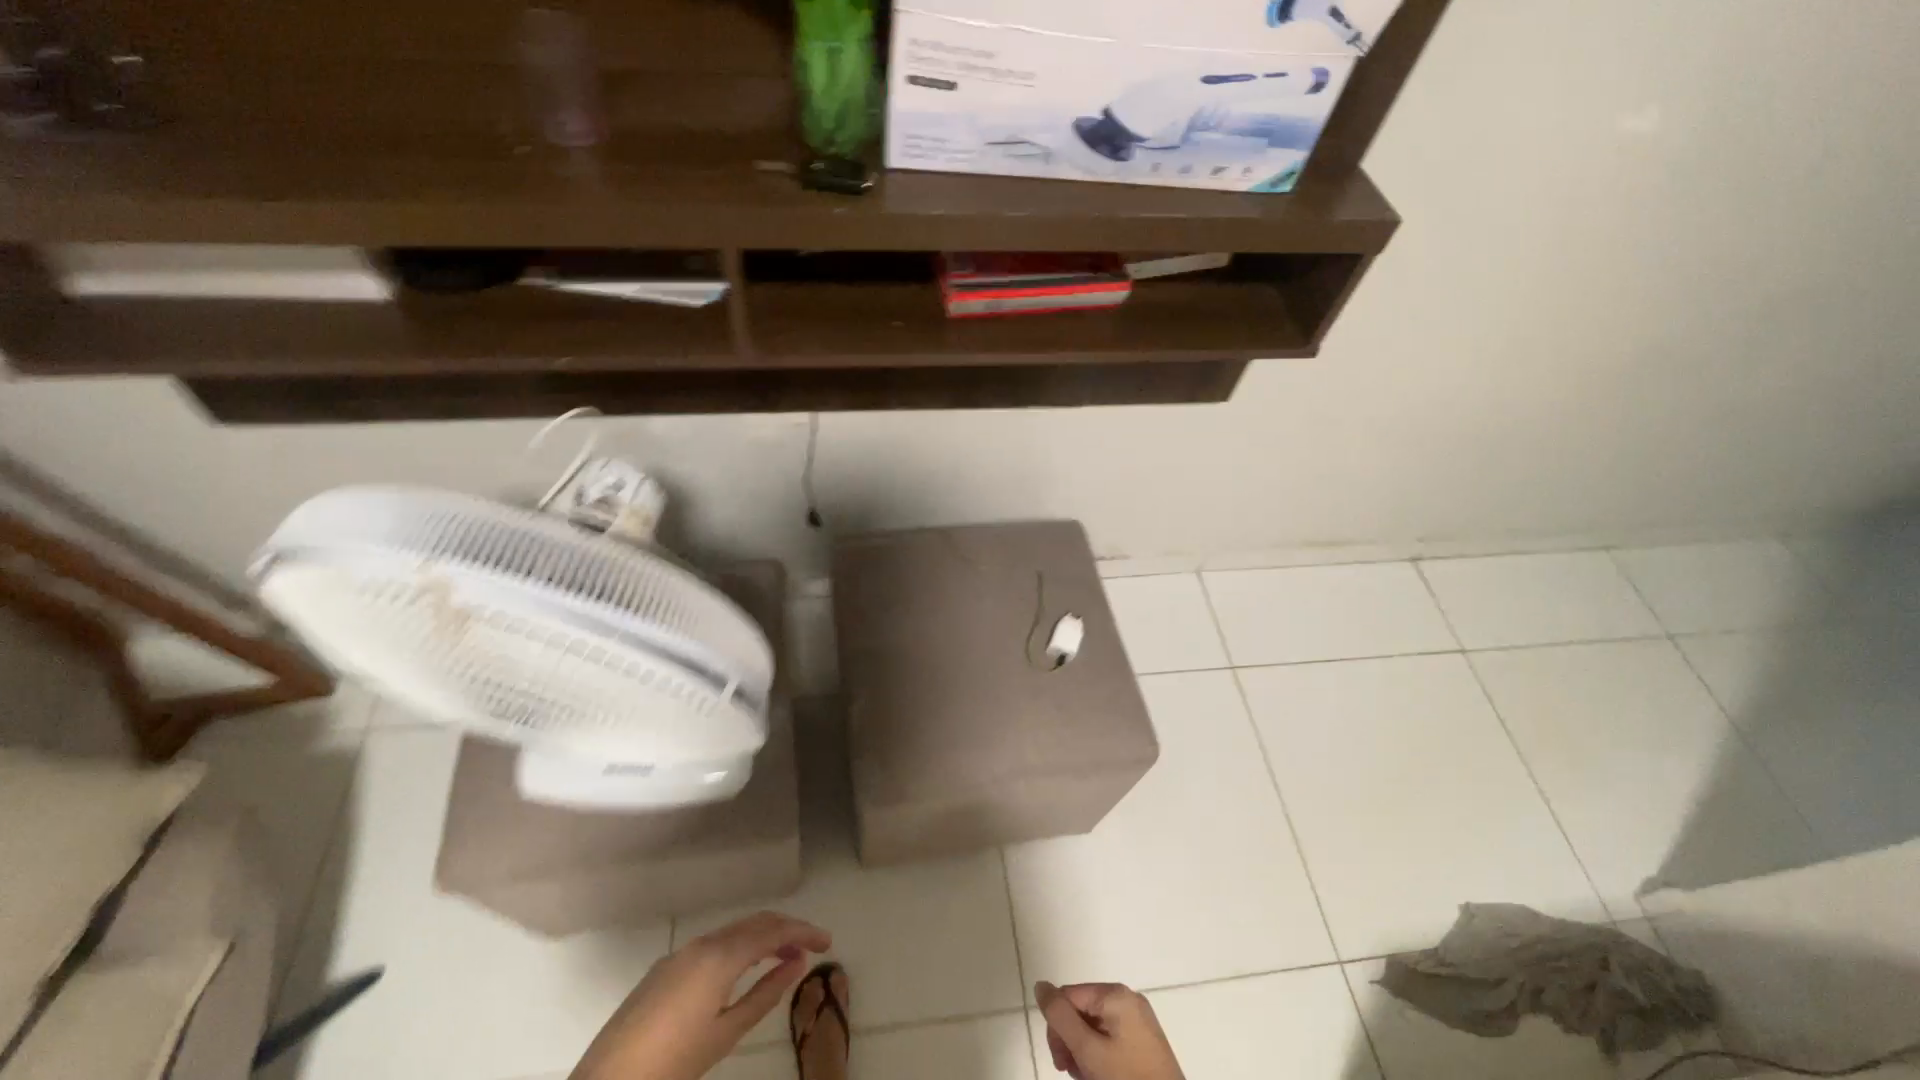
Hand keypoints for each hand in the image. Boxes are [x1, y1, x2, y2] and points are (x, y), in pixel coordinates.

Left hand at [570, 911, 831, 1079]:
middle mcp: (700, 945)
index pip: (772, 931)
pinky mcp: (664, 970)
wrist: (610, 1078)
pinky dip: (738, 948)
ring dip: (762, 938)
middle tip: (813, 946)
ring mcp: (678, 955)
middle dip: (786, 929)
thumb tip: (796, 964)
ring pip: (731, 932)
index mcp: (719, 957)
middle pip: (752, 923)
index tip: (828, 941)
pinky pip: (712, 946)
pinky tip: (745, 969)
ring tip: (786, 958)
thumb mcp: (727, 1032)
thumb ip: (764, 993)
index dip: (803, 931)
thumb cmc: (675, 1060)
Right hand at [1036, 981, 1185, 1079]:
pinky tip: (1100, 1074)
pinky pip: (1110, 1036)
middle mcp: (1127, 998)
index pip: (1067, 996)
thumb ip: (1059, 1015)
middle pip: (1080, 1010)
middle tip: (1070, 1069)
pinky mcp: (1143, 1037)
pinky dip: (1099, 1053)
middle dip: (1070, 1040)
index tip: (1060, 1060)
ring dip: (1082, 1050)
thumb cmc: (1125, 1076)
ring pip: (1093, 1026)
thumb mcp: (1086, 1048)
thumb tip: (1040, 985)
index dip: (1056, 1027)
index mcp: (1114, 994)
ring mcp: (1138, 1018)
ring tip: (1087, 1075)